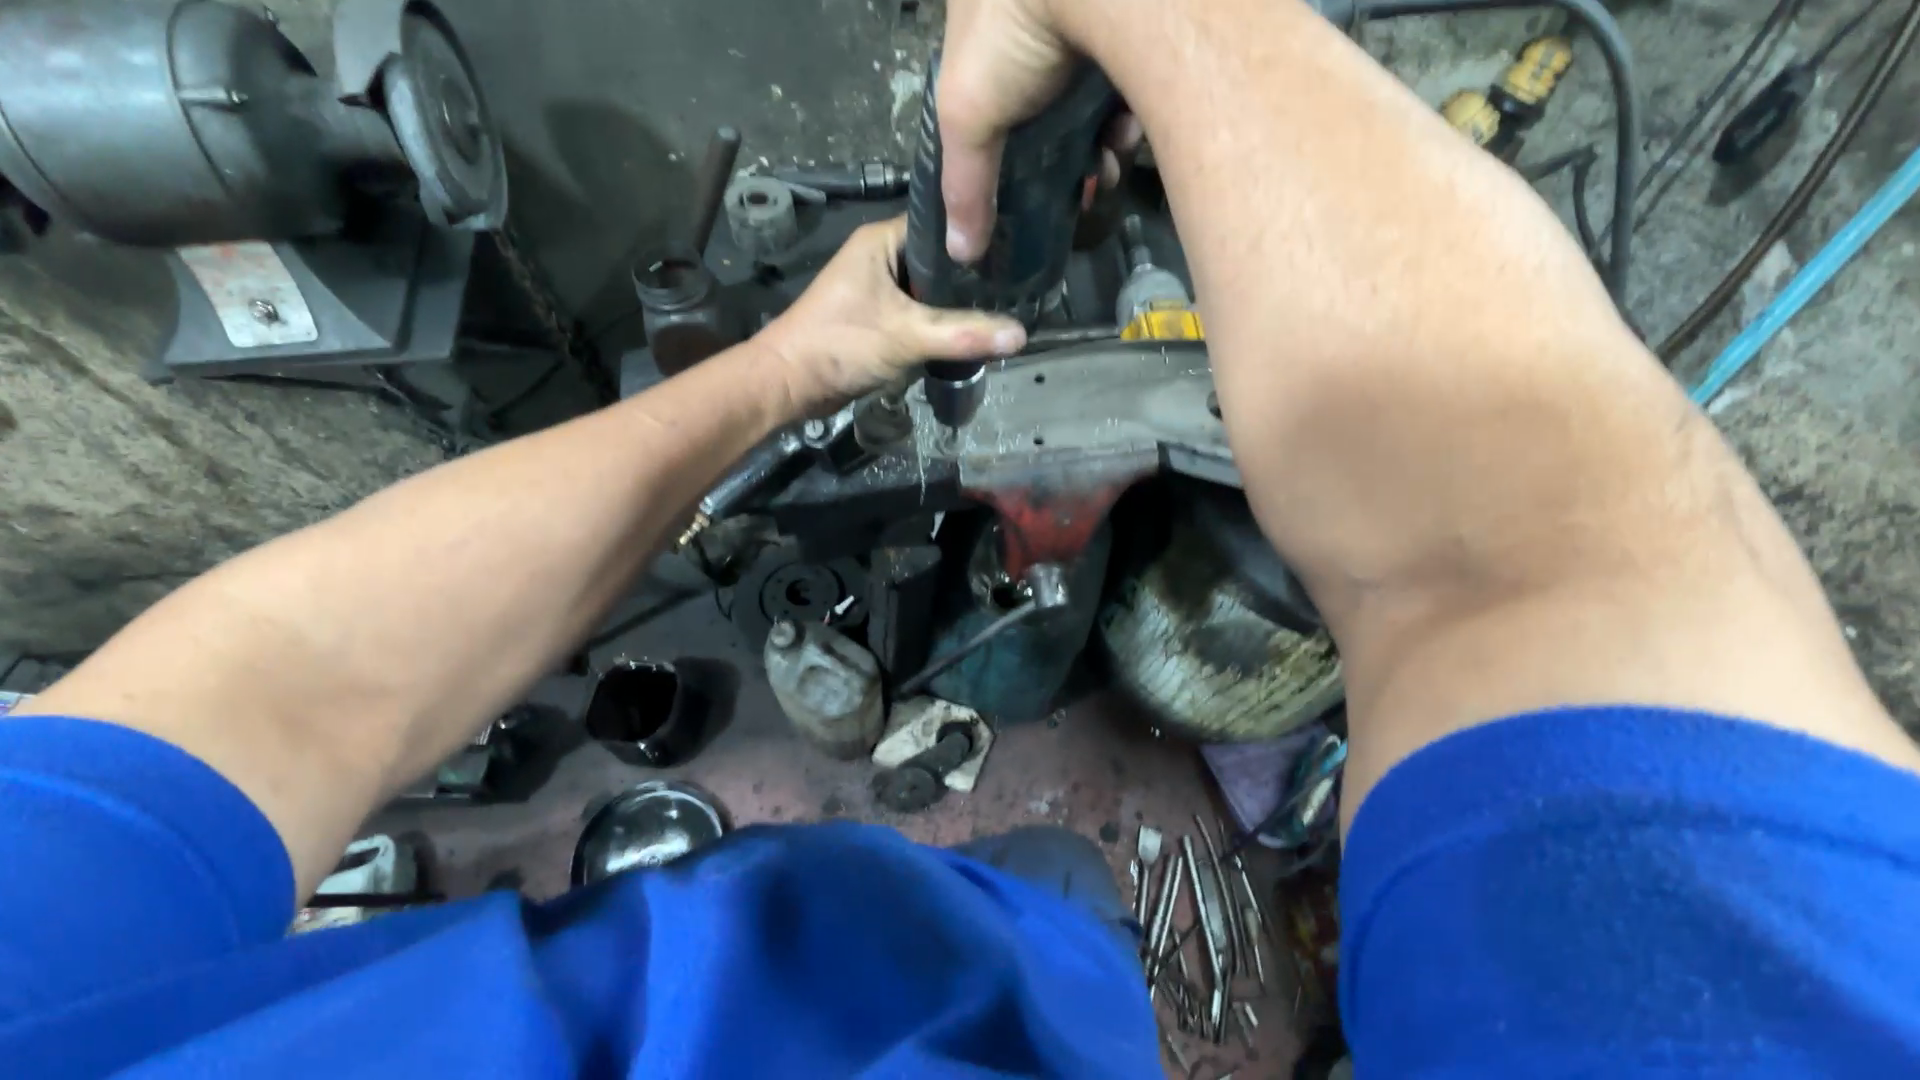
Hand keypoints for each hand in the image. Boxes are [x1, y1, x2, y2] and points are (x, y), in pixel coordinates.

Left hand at [757, 217, 1026, 409]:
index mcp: (882, 240)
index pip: (941, 224)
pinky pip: (922, 315)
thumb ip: (962, 334)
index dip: (977, 236)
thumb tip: (1021, 334)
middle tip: (1023, 286)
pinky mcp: (881, 319)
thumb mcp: (905, 335)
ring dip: (961, 305)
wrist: (790, 384)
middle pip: (941, 261)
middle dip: (975, 277)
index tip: (1020, 249)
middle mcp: (882, 257)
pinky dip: (944, 325)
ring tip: (1009, 308)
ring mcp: (881, 290)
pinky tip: (976, 333)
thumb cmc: (839, 344)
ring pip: (933, 292)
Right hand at [937, 0, 1140, 261]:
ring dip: (1104, 140)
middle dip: (1071, 154)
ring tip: (1110, 161)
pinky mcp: (1130, 23)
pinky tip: (1129, 127)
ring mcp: (1086, 16)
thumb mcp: (969, 116)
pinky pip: (1133, 73)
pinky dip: (1132, 106)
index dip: (1014, 149)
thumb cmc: (1011, 32)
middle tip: (1086, 182)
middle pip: (1051, 106)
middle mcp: (1032, 15)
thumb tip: (960, 253)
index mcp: (983, 22)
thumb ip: (964, 184)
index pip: (995, 99)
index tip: (1036, 184)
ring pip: (1095, 95)